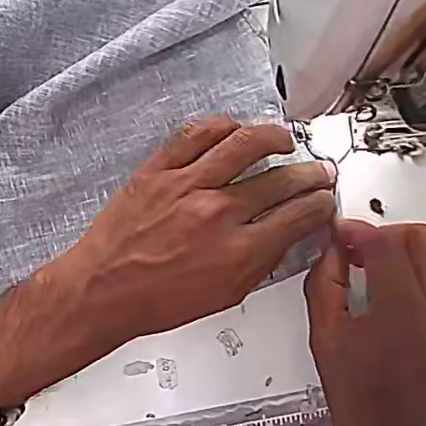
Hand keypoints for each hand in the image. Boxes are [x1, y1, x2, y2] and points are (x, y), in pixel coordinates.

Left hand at [56, 116, 335, 340]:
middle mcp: (217, 213)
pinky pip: (196, 134)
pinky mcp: (159, 170)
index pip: (299, 215)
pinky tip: (234, 130)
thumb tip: (286, 238)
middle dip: (310, 174)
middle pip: (281, 180)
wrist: (102, 291)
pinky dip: (222, 126)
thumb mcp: (224, 295)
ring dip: (274, 137)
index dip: (321, 204)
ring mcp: (186, 186)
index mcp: (238, 251)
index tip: (323, 199)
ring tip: (284, 140)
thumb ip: (261, 263)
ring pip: (245, 143)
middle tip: (317, 171)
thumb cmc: (155, 300)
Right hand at [305, 220, 425, 425]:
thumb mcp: (325, 339)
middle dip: (391, 236)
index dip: (358, 232)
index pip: (384, 242)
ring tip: (412, 263)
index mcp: (400, 310)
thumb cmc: (362, 402)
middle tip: (369, 251)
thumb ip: (324, 284)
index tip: (346, 236)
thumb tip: (332, 251)